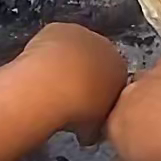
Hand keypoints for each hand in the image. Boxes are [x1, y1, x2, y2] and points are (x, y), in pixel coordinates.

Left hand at [14, 22, 127, 142]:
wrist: (55, 84)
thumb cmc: (79, 109)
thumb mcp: (94, 128)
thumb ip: (95, 126)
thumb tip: (88, 133)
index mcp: (121, 71)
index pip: (114, 81)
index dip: (99, 95)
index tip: (86, 108)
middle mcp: (107, 48)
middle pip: (96, 61)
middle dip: (85, 76)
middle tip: (68, 96)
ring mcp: (82, 34)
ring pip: (75, 49)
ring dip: (66, 63)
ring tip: (50, 85)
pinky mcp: (59, 27)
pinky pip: (55, 40)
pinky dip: (48, 52)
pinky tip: (39, 68)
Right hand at [106, 59, 160, 160]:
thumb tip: (122, 159)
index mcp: (114, 125)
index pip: (110, 126)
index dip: (125, 133)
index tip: (139, 140)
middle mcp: (125, 97)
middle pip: (126, 101)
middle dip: (139, 112)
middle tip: (160, 128)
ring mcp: (147, 78)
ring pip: (144, 83)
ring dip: (155, 93)